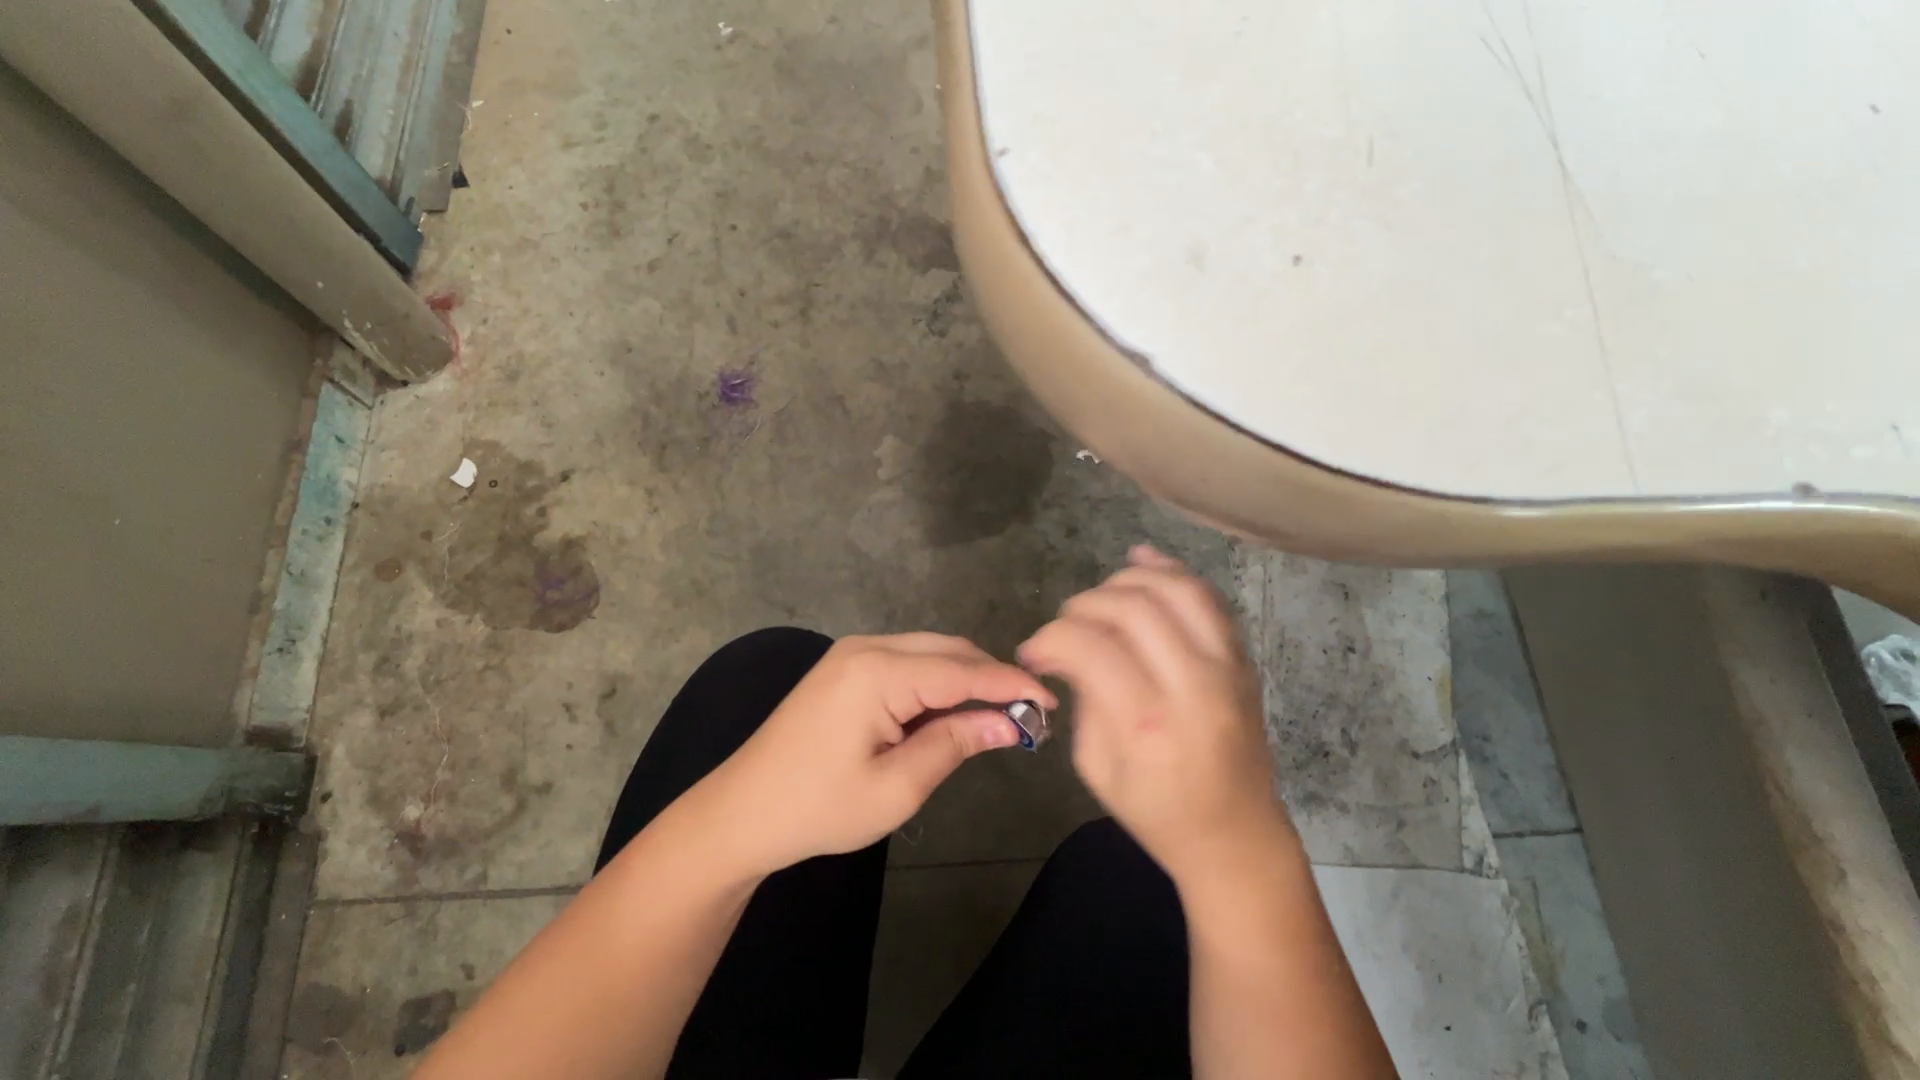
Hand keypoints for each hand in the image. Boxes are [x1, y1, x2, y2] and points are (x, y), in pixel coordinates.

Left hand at [683, 633, 1055, 878]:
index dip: (1011, 685)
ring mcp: (851, 654)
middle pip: (948, 651)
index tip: (1052, 702)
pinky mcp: (843, 669)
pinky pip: (906, 663)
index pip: (962, 670)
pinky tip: (953, 711)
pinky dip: (937, 683)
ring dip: (965, 679)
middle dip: (991, 678)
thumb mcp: (897, 787)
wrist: (741, 812)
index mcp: (877, 673)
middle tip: (1030, 716)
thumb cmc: (818, 808)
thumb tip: (1009, 724)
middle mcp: (866, 648)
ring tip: (999, 717)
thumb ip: (956, 744)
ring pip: (929, 653)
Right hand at [1019, 545, 1289, 886]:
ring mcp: (1227, 668)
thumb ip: (1083, 699)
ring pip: (1176, 588)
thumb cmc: (1156, 812)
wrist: (1235, 835)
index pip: (1090, 646)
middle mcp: (1192, 685)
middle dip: (1083, 605)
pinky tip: (1140, 564)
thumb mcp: (1097, 768)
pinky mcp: (1243, 660)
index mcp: (1148, 724)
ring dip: (1128, 580)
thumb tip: (1066, 649)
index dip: (1050, 637)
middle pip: (1131, 607)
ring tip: (1099, 597)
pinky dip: (1172, 571)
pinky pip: (1210, 598)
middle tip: (1063, 625)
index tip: (1033, 652)